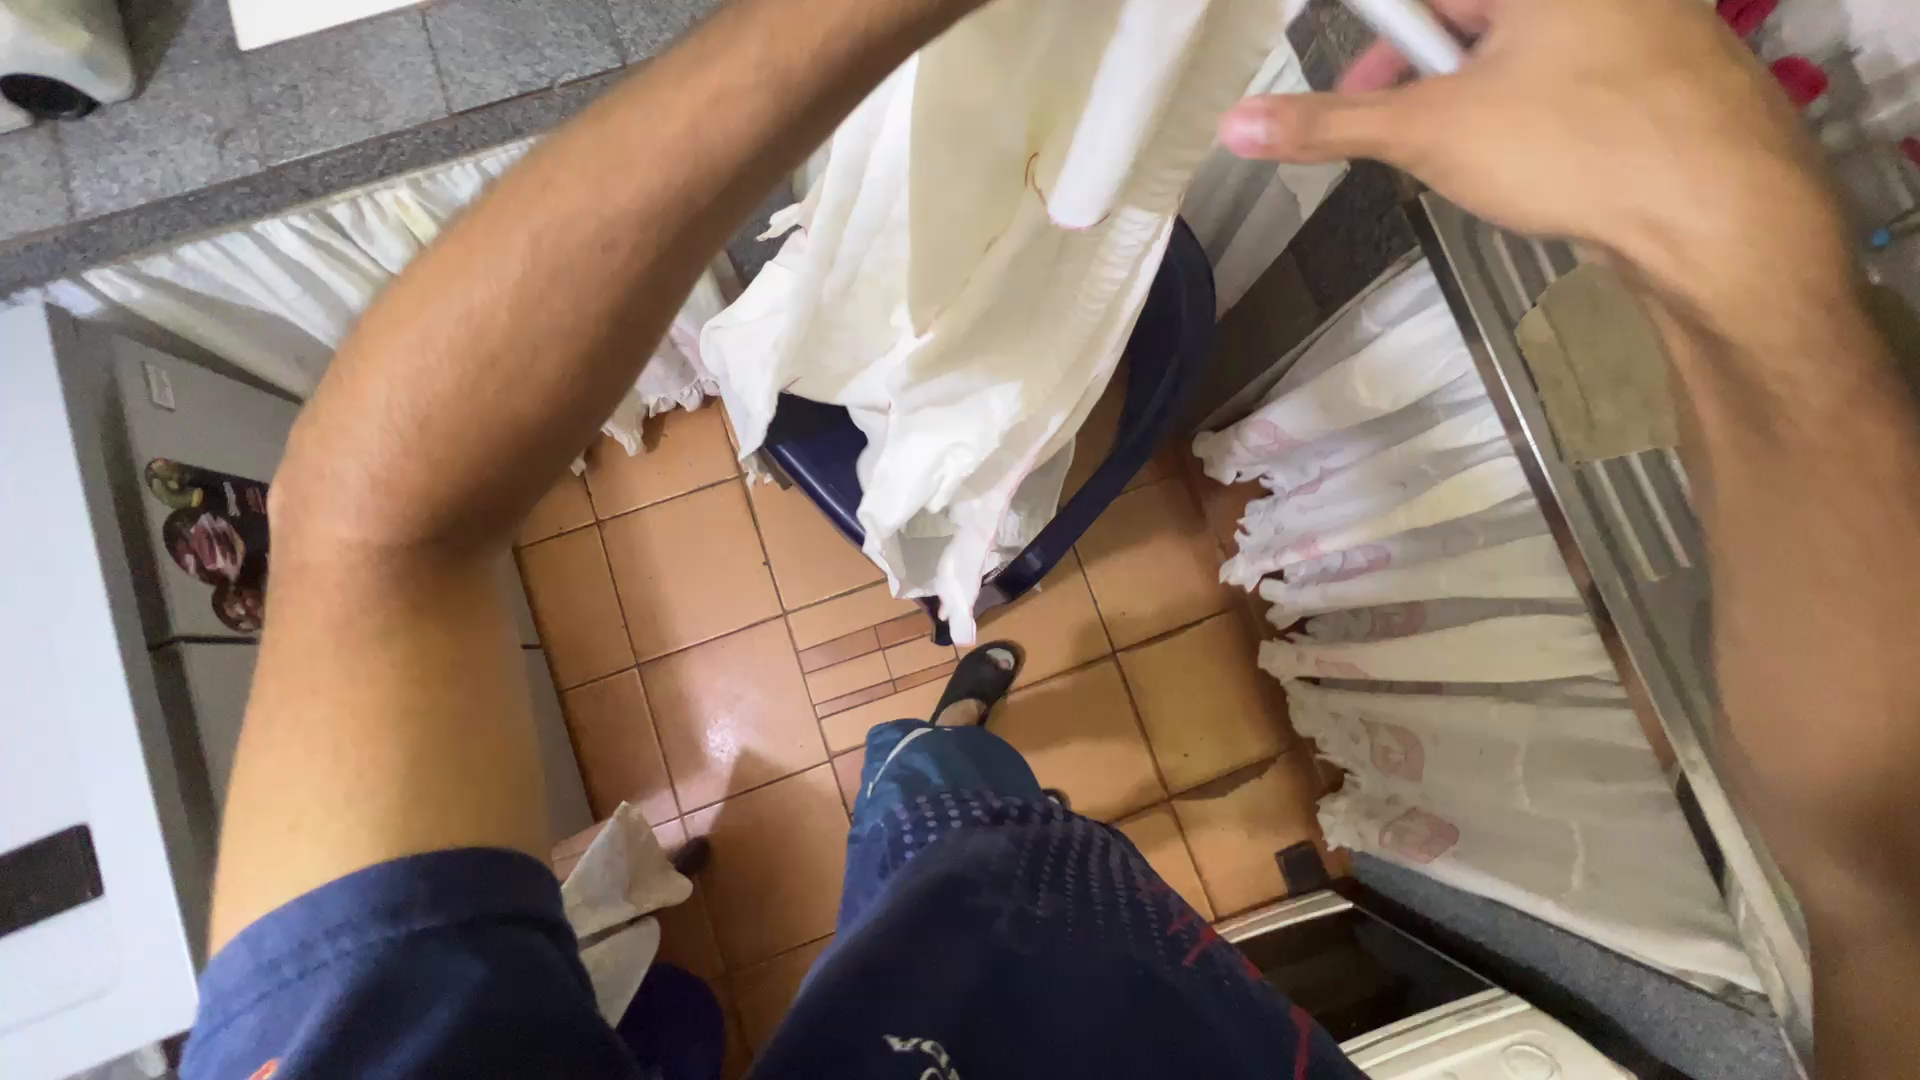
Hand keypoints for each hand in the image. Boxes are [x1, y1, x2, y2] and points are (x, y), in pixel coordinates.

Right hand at [1218, 0, 1849, 318]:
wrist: (1711, 206)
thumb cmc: (1567, 144)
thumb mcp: (1426, 131)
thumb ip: (1327, 124)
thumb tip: (1235, 124)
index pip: (1421, 0)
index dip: (1377, 45)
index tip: (1354, 94)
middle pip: (1466, 17)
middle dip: (1416, 79)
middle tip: (1398, 136)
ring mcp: (1630, 19)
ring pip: (1508, 52)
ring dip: (1461, 103)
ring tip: (1459, 159)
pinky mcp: (1650, 66)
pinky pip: (1554, 75)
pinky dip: (1514, 114)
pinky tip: (1517, 161)